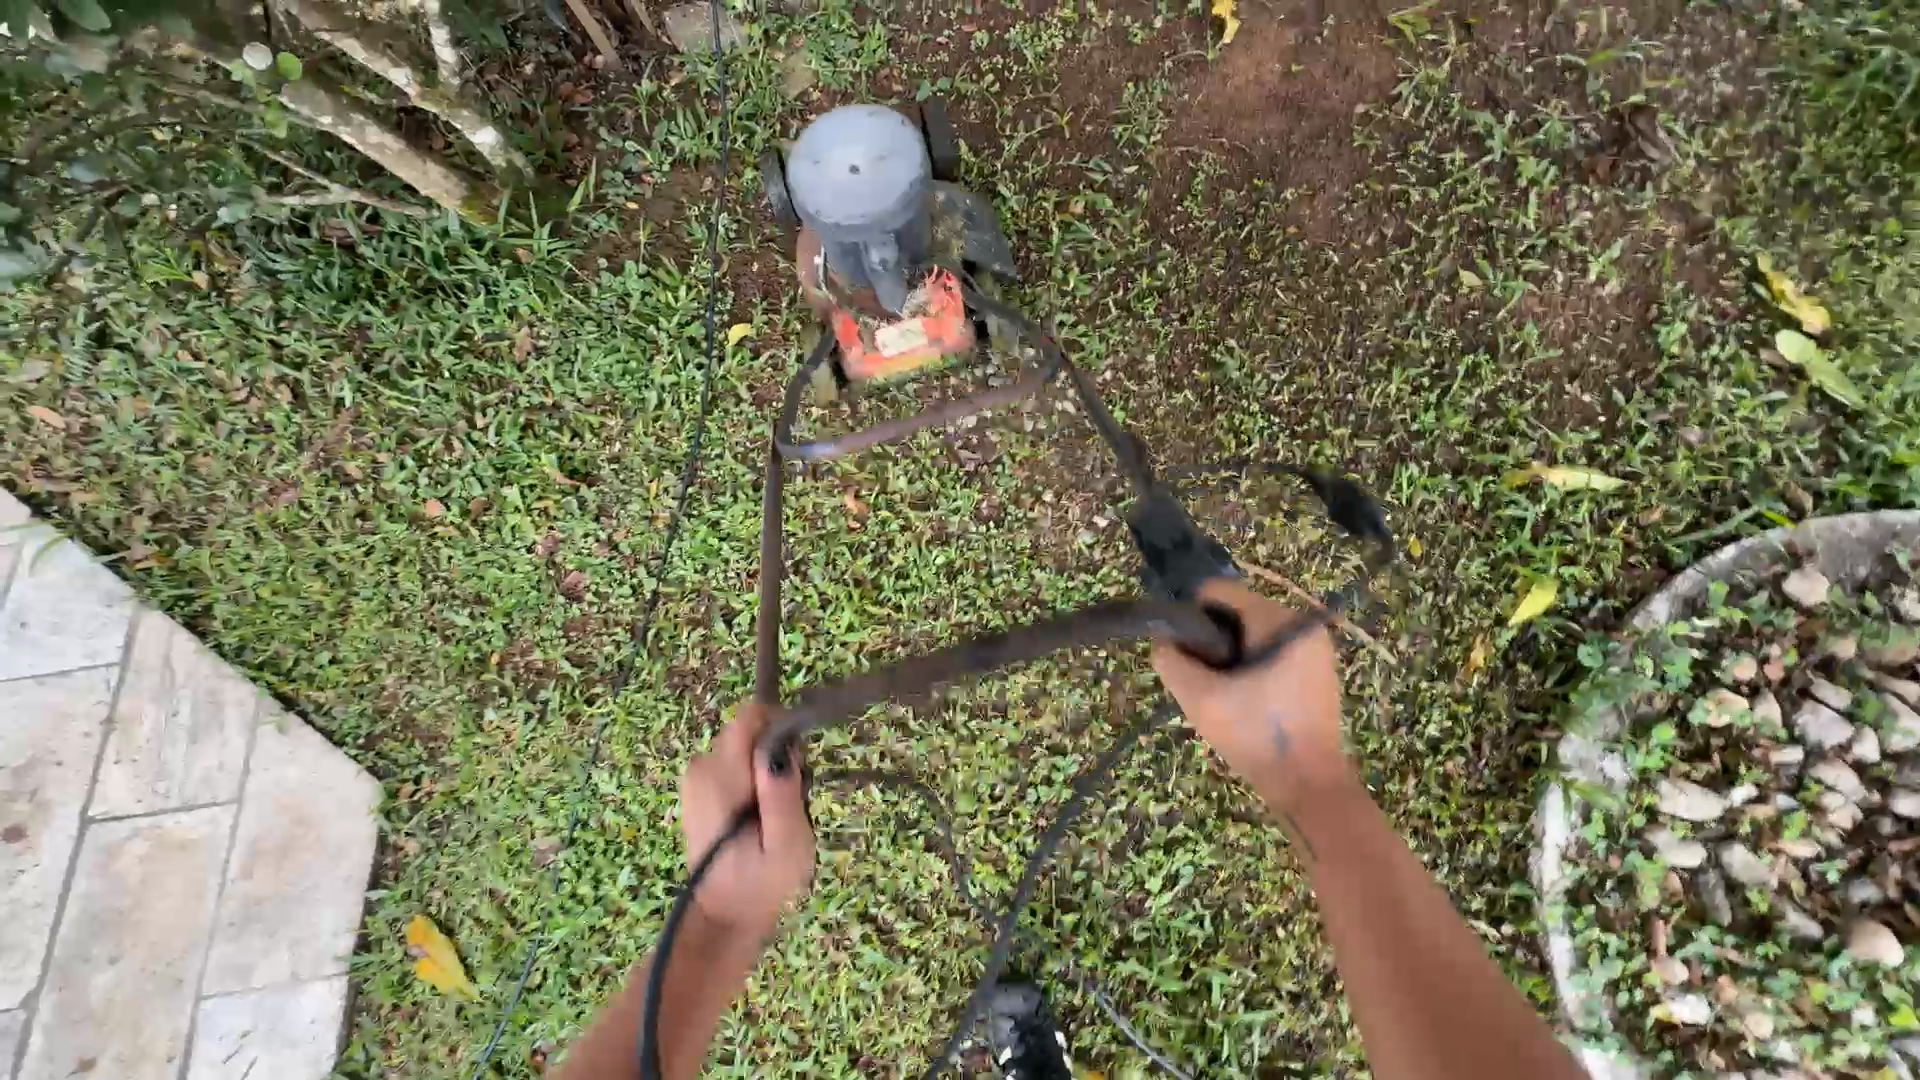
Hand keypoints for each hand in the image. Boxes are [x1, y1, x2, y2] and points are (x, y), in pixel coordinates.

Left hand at [678, 704, 814, 936]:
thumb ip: (782, 792)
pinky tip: (756, 811)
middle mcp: (700, 769)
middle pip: (747, 729)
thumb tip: (779, 748)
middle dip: (773, 750)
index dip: (780, 730)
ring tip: (774, 808)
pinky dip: (749, 777)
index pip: (749, 718)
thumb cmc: (761, 882)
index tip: (796, 764)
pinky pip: (732, 761)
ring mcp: (695, 778)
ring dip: (763, 766)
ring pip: (741, 745)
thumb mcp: (786, 844)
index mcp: (719, 779)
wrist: (723, 915)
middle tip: (789, 795)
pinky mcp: (697, 788)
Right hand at [1151, 578, 1351, 808]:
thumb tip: (1162, 641)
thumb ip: (1170, 660)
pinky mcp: (1315, 671)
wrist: (1308, 787)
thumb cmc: (1255, 736)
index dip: (1190, 616)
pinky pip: (1268, 652)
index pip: (1220, 591)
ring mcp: (1313, 649)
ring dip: (1227, 657)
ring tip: (1219, 693)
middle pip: (1235, 612)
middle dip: (1210, 640)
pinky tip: (1239, 700)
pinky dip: (1247, 668)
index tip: (1182, 652)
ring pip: (1249, 634)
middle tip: (1201, 680)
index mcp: (1281, 622)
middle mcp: (1303, 626)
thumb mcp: (1199, 698)